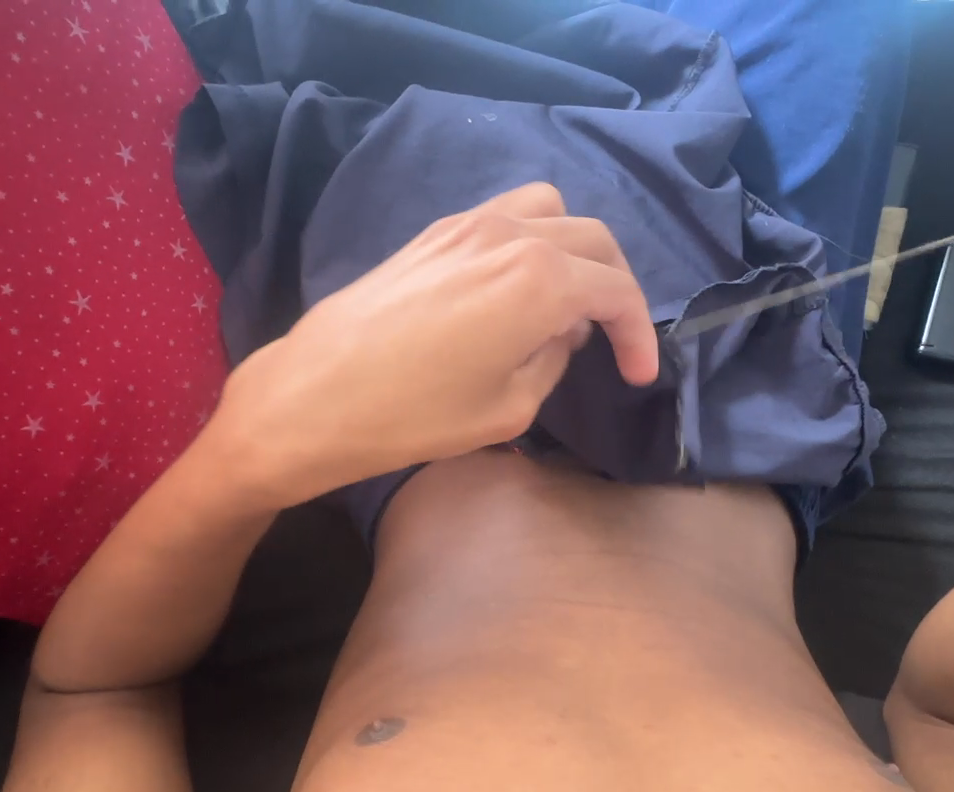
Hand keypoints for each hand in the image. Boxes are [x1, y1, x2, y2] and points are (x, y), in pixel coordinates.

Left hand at [201, 183, 658, 508]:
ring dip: (573, 252)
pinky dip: (530, 242)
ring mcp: (466, 224)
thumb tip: (562, 330)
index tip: (638, 374)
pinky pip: (503, 216)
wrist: (315, 397)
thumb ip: (552, 359)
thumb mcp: (508, 408)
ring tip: (564, 303)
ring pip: (549, 212)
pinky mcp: (431, 233)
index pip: (616, 290)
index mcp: (540, 279)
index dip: (638, 334)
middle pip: (592, 240)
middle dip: (615, 287)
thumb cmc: (414, 416)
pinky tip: (514, 288)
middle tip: (611, 337)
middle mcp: (511, 234)